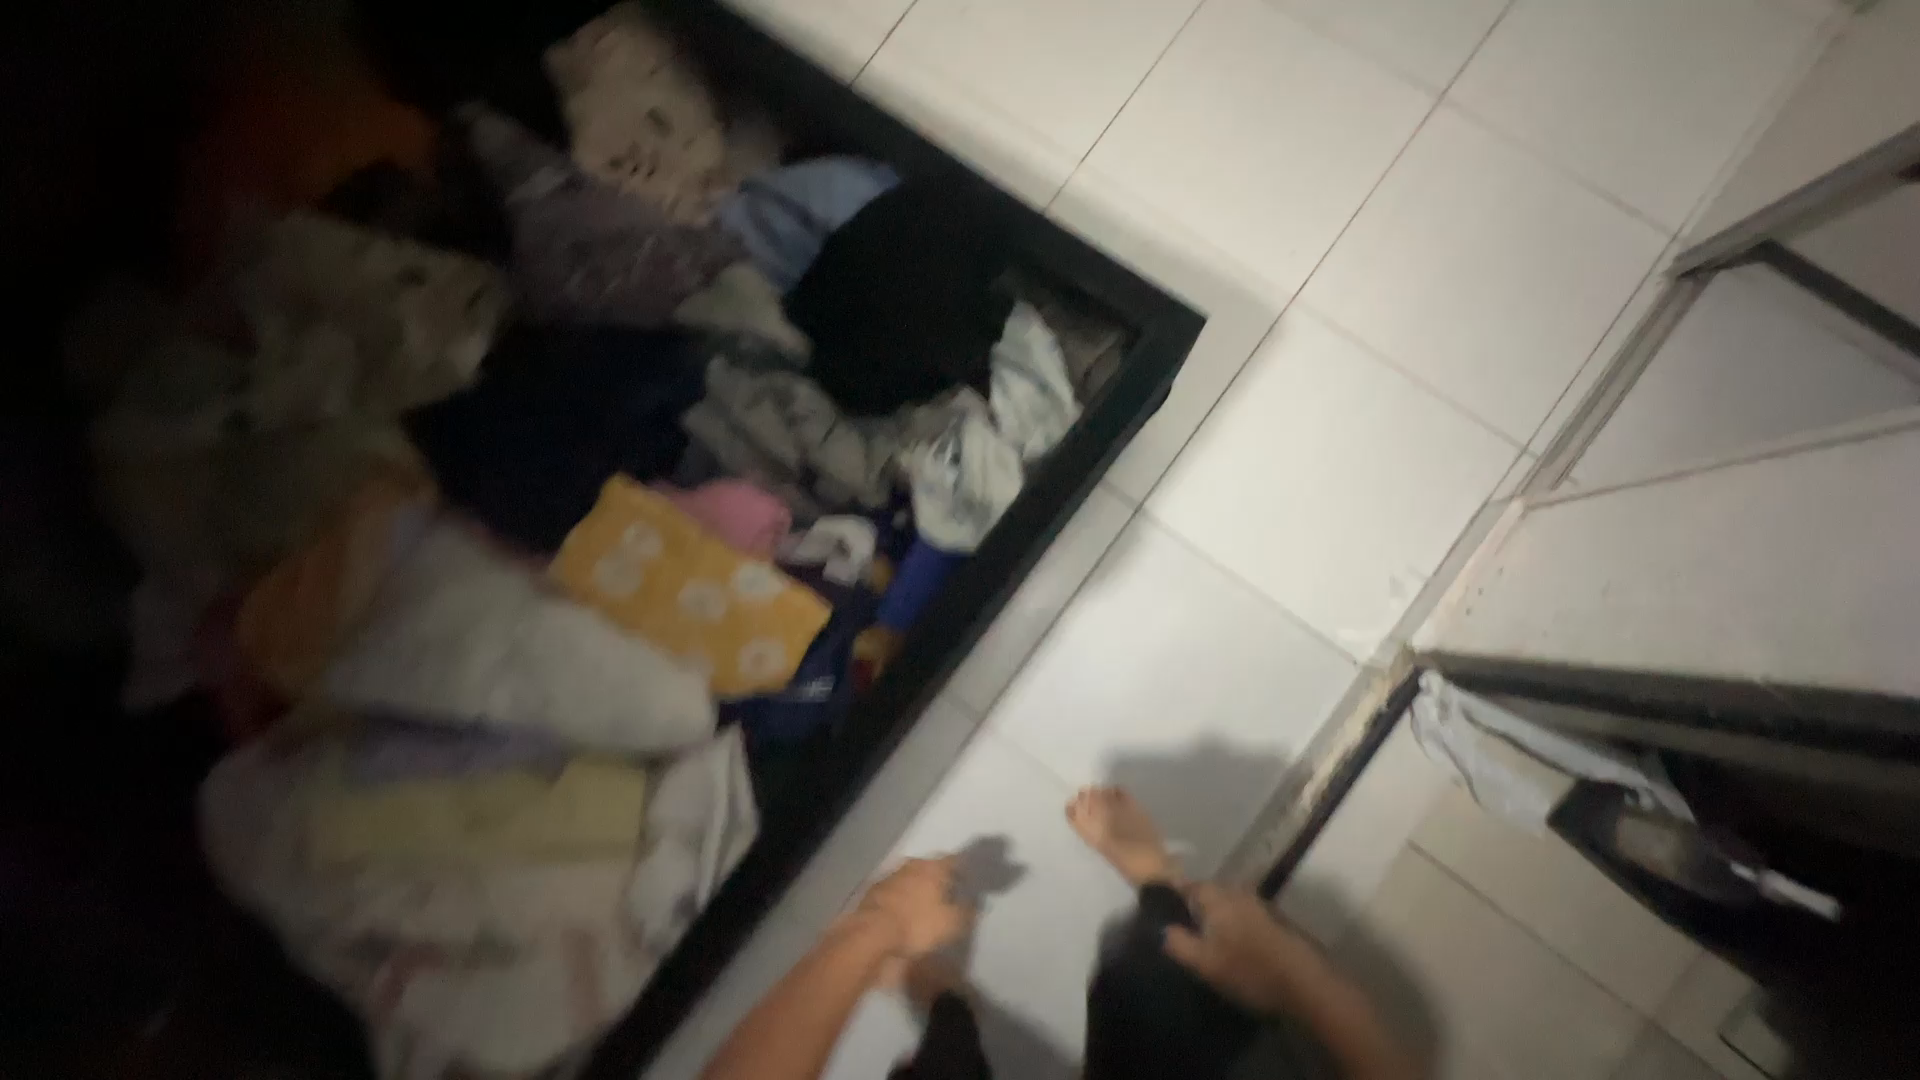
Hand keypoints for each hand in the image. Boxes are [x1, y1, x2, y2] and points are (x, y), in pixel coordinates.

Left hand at [857, 856, 974, 958]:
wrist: (872, 933)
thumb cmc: (917, 925)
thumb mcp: (951, 924)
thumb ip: (967, 913)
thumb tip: (978, 905)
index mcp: (933, 867)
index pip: (953, 860)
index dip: (961, 868)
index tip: (966, 878)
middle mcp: (912, 864)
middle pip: (930, 866)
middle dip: (938, 877)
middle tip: (946, 892)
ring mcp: (891, 875)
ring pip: (910, 876)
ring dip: (918, 886)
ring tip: (923, 903)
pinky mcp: (874, 889)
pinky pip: (894, 889)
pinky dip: (901, 897)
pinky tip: (902, 910)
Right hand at [1162, 883, 1323, 1014]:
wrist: (1307, 984)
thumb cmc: (1249, 969)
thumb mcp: (1205, 962)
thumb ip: (1177, 943)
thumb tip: (1161, 929)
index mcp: (1216, 895)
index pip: (1186, 885)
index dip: (1172, 898)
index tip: (1164, 915)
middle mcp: (1237, 890)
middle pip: (1208, 893)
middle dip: (1196, 909)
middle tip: (1186, 933)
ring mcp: (1260, 903)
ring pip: (1229, 905)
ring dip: (1219, 919)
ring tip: (1211, 943)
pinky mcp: (1277, 920)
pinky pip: (1245, 917)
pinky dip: (1237, 927)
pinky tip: (1238, 948)